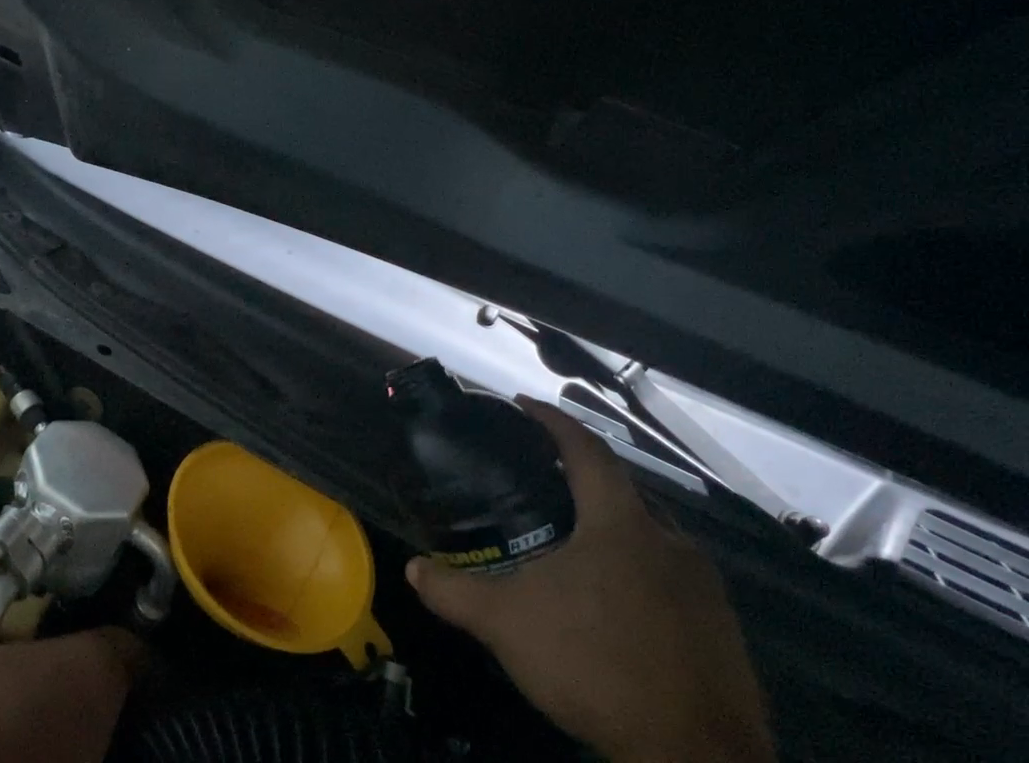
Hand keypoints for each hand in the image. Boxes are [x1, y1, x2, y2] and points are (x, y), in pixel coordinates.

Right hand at [404, 398, 773, 762]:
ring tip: (567, 547)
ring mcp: (704, 587)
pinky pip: (671, 580)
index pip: (586, 451)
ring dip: (610, 530)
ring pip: (650, 537)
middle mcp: (670, 542)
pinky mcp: (721, 630)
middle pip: (622, 491)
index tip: (522, 405)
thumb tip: (414, 568)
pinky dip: (636, 573)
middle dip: (580, 480)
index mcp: (621, 524)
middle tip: (536, 485)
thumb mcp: (505, 624)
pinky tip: (608, 605)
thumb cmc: (595, 664)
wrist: (694, 754)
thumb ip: (454, 591)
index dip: (552, 421)